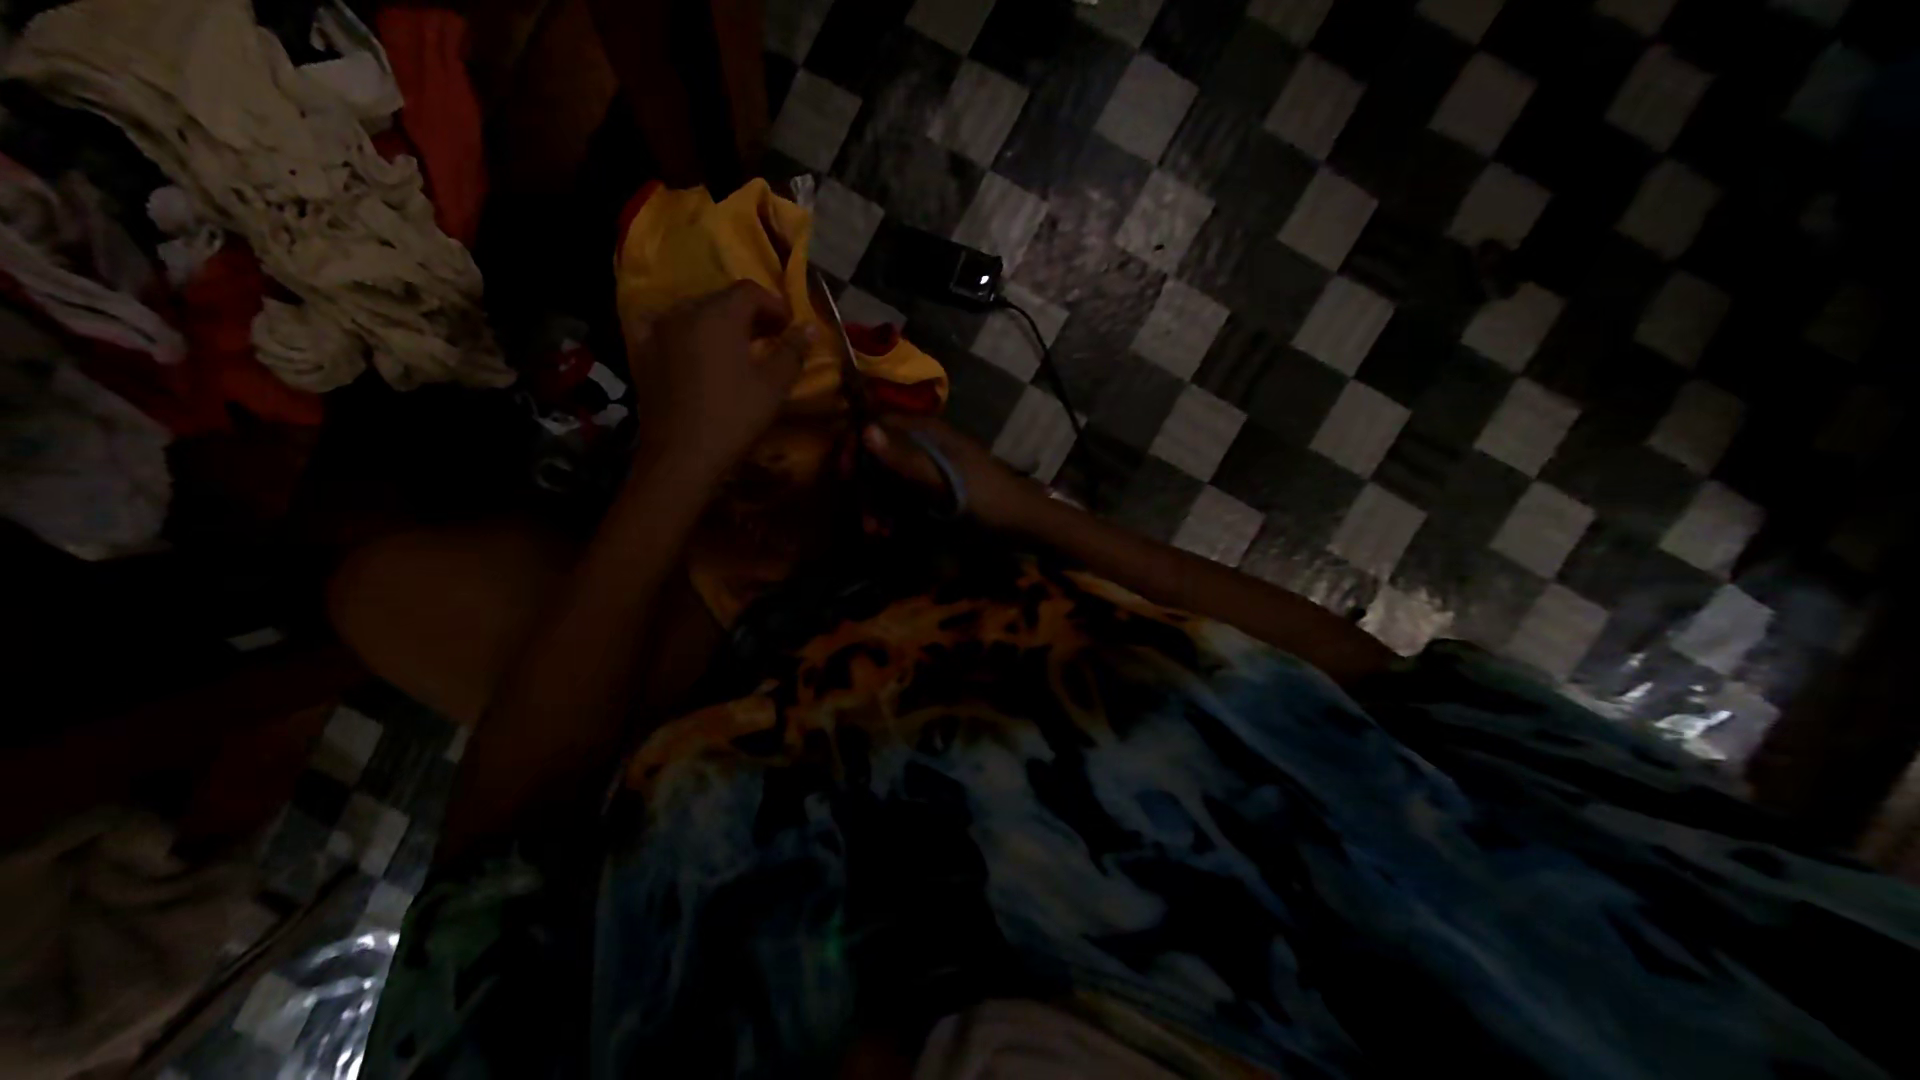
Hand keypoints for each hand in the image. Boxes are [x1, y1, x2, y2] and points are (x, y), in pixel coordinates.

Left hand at [632, 281, 814, 475]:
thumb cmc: (734, 417)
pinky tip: (687, 344)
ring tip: (733, 348)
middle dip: (748, 314)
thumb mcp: (774, 385)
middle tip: (768, 339)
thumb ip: (793, 350)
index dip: (774, 306)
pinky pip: (660, 328)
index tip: (789, 329)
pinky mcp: (642, 353)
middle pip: (721, 299)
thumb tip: (808, 326)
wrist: (682, 455)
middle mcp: (684, 312)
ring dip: (717, 322)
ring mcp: (658, 331)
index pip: (750, 291)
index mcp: (719, 314)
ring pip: (692, 313)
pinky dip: (679, 331)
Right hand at [859, 415, 1049, 530]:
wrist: (1021, 524)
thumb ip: (903, 459)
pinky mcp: (932, 491)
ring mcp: (927, 468)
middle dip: (866, 488)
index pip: (877, 425)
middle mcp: (923, 444)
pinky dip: (891, 513)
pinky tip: (888, 532)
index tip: (844, 476)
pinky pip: (900, 497)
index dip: (855, 446)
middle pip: (877, 457)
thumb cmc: (985, 499)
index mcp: (927, 432)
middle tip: (867, 521)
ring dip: (876, 506)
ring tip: (877, 533)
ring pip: (886, 480)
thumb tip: (864, 429)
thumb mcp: (941, 482)